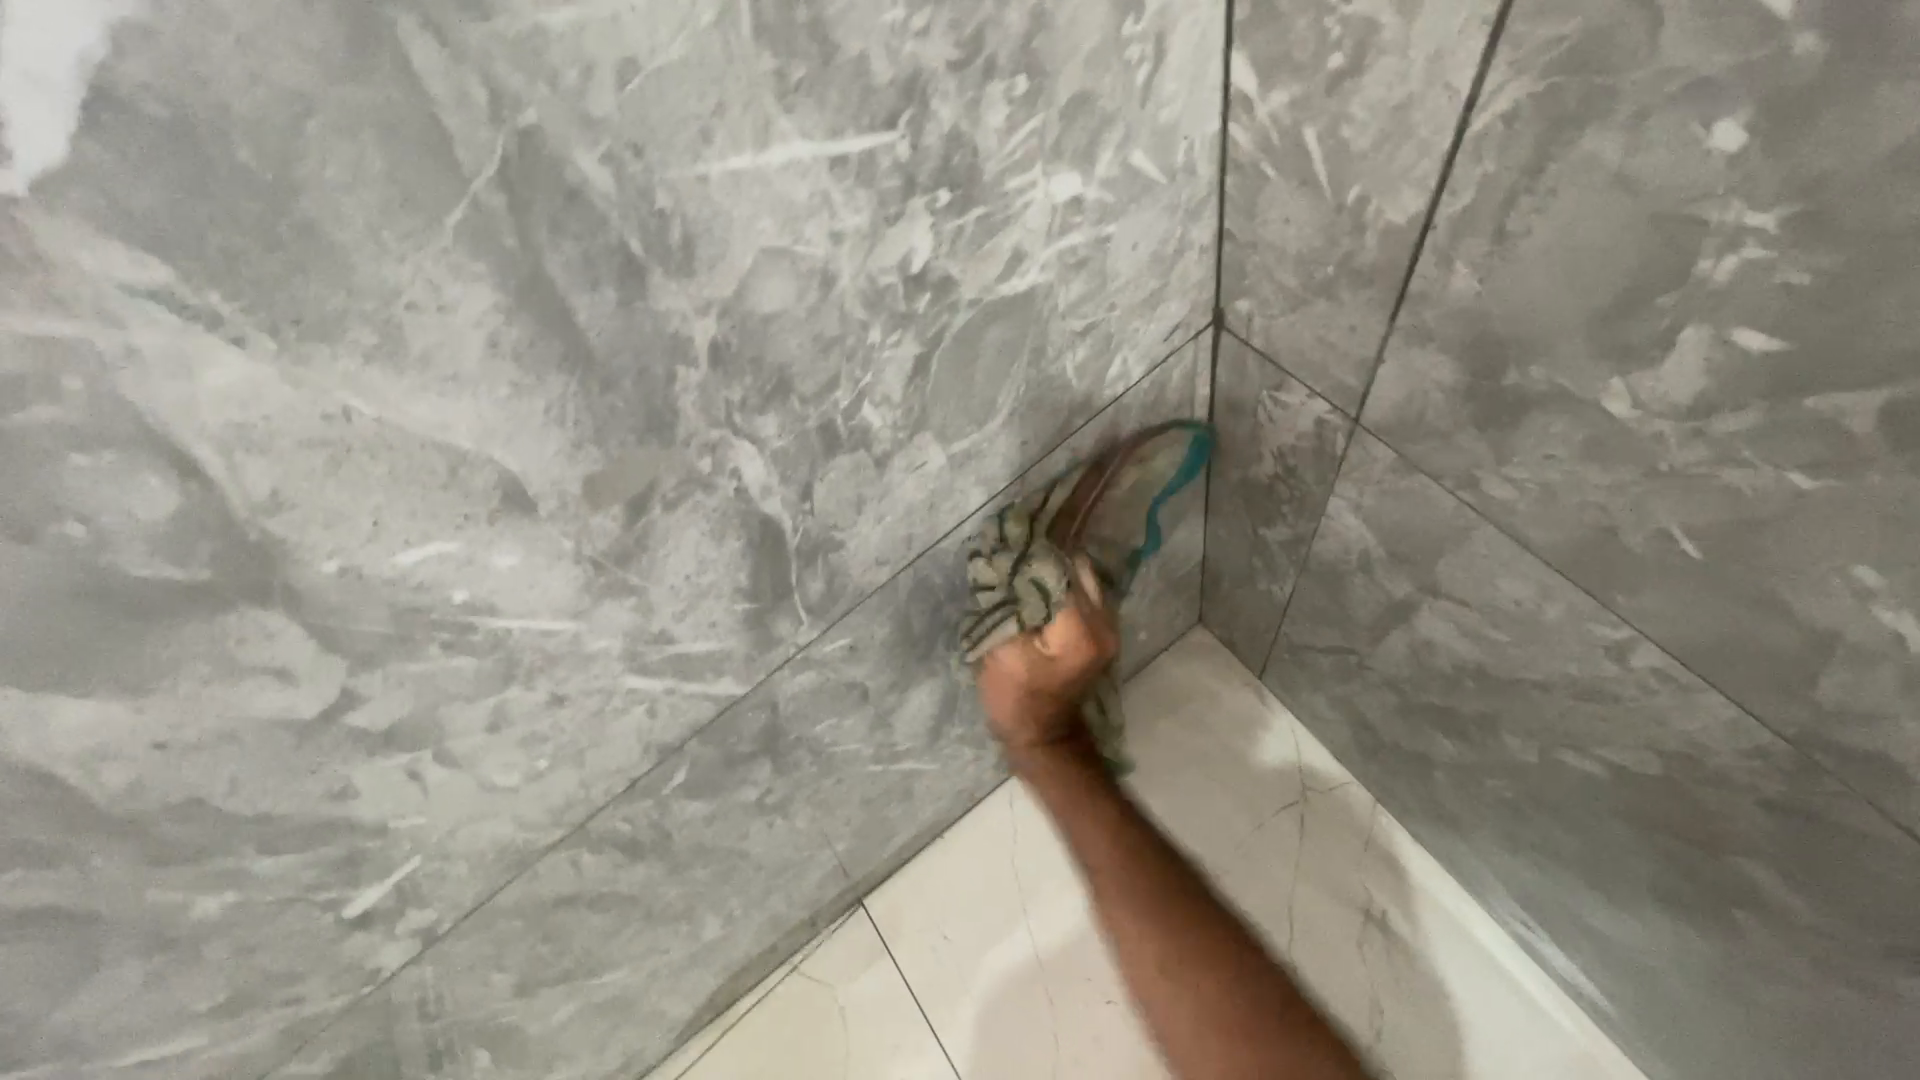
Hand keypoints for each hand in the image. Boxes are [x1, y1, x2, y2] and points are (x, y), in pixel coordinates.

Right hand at [974, 556, 1119, 763]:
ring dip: (1055, 566)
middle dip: (1045, 555)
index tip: (1006, 541)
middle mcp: (1105, 623)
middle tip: (1015, 547)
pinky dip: (1064, 580)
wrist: (1042, 733)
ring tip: (1025, 561)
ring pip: (1084, 576)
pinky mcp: (1104, 629)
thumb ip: (1009, 603)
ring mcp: (1110, 626)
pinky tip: (1039, 580)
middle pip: (1077, 567)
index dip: (1030, 554)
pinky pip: (1086, 590)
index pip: (1058, 571)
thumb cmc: (1015, 697)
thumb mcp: (1001, 651)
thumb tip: (1007, 562)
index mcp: (1081, 630)